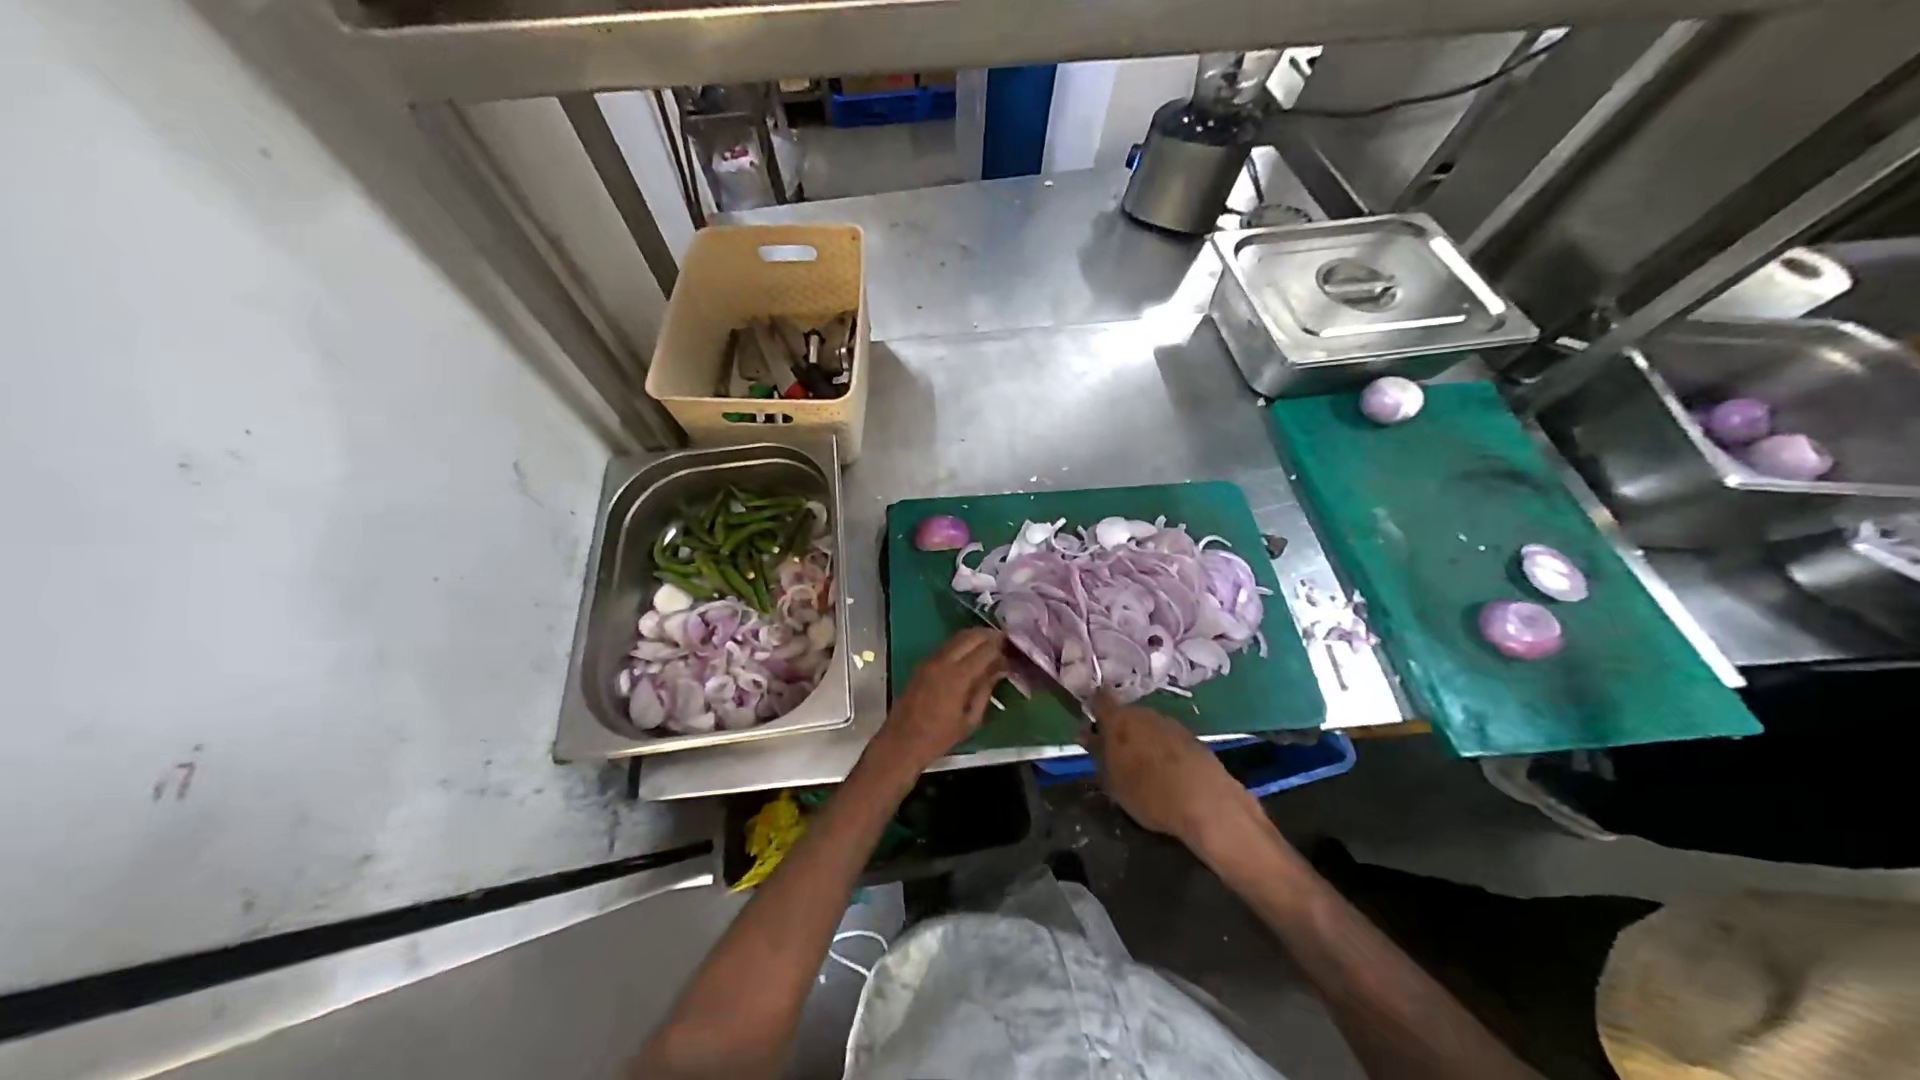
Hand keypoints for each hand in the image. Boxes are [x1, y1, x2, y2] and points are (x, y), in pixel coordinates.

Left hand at [873, 628, 1007, 772]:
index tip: (1012, 650)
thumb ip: (985, 690)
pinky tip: (971, 655)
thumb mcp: (970, 719)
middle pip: (970, 636)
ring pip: (956, 638)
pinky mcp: (922, 664)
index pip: (986, 649)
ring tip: (991, 645)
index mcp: (958, 676)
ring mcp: (930, 660)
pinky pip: (946, 646)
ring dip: (975, 637)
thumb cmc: (939, 737)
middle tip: (1004, 641)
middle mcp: (943, 661)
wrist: (902, 741)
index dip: (1001, 647)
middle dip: (989, 635)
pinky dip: (961, 644)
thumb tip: (998, 670)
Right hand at [1086, 693, 1257, 849]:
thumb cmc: (1148, 794)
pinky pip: (1167, 737)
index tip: (1090, 722)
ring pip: (1148, 725)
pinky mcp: (1192, 737)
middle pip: (1126, 713)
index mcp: (1119, 720)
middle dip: (1118, 729)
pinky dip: (1162, 748)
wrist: (1207, 803)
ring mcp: (1171, 723)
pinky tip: (1166, 773)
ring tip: (1141, 767)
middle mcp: (1145, 713)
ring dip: (1142, 739)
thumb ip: (1097, 753)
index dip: (1094, 706)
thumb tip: (1086, 734)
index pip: (1101, 698)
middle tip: (1114, 754)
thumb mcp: (1112, 780)